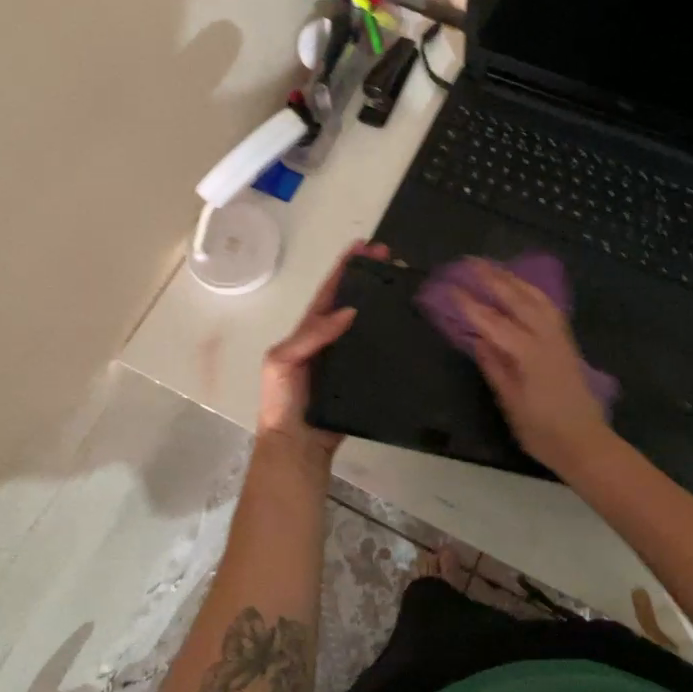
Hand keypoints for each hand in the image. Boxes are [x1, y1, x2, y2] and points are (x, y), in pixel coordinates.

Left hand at [257, 240, 387, 464]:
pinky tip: (410, 328)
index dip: (344, 268)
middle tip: (392, 257)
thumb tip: (348, 311)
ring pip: (368, 324)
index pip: (329, 292)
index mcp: (308, 331)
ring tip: (404, 283)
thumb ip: (311, 335)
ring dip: (383, 303)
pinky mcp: (362, 379)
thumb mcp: (283, 361)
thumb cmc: (283, 400)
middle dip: (369, 278)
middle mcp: (330, 340)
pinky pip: (378, 353)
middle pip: (352, 302)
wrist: (296, 445)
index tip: (364, 246)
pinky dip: (391, 337)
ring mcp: (347, 359)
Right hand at [455, 260, 613, 473]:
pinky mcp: (566, 340)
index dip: (469, 305)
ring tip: (493, 268)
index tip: (449, 289)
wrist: (585, 442)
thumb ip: (494, 367)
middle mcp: (545, 337)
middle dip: (492, 278)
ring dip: (512, 279)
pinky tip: (521, 288)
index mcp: (527, 354)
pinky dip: (531, 291)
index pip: (492, 322)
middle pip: (516, 299)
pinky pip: (547, 305)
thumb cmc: (542, 431)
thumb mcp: (510, 403)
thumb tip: (477, 340)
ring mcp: (559, 336)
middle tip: (469, 262)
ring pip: (535, 297)